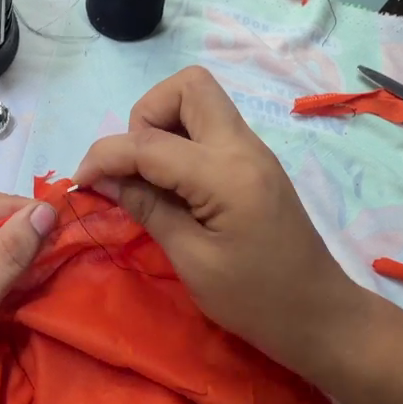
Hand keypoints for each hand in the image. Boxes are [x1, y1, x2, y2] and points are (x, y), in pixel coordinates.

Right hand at [72, 66, 374, 368]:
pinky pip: (209, 126)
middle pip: (188, 86)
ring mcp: (253, 151)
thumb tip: (102, 178)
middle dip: (145, 114)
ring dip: (162, 124)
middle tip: (133, 165)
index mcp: (227, 174)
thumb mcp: (191, 260)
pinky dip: (179, 140)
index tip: (82, 181)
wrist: (320, 317)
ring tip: (149, 176)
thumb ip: (147, 208)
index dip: (105, 155)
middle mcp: (243, 147)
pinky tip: (170, 185)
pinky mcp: (254, 162)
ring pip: (200, 99)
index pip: (150, 142)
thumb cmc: (255, 301)